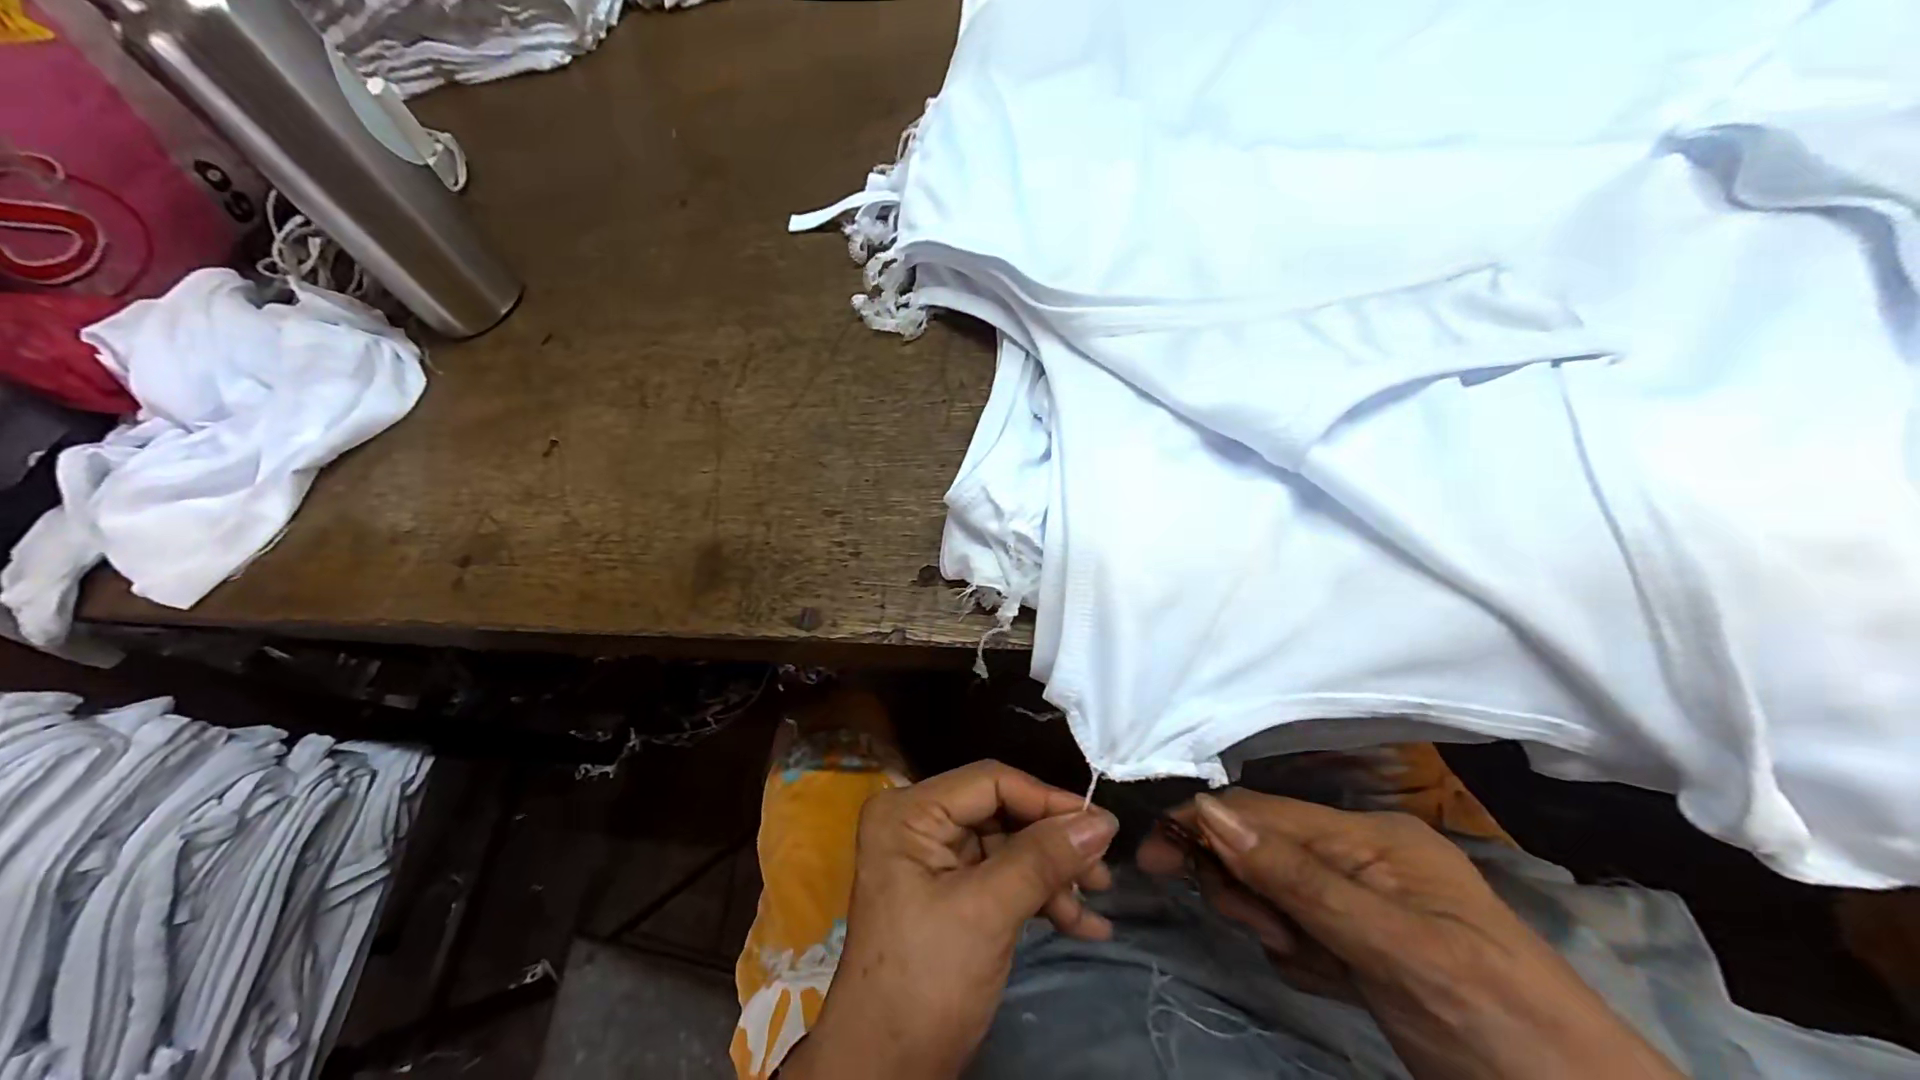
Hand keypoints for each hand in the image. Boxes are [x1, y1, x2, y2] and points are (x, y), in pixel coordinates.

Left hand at [780, 761, 1118, 1079]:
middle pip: (1003, 813)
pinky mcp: (948, 892)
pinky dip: (1040, 897)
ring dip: (1054, 876)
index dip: (1047, 800)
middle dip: (1054, 845)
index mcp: (909, 812)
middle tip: (1102, 874)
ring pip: (1009, 847)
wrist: (885, 1069)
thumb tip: (1102, 821)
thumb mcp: (988, 912)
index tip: (1101, 827)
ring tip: (1098, 904)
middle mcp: (917, 823)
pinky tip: (1082, 925)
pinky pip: (1002, 877)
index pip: (990, 781)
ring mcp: (932, 859)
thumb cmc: (927, 980)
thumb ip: (1044, 859)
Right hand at [1138, 790, 1684, 1079]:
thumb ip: (1299, 878)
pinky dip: (1296, 955)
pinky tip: (1333, 984)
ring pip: (1273, 893)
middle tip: (1265, 935)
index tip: (1150, 854)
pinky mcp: (1361, 946)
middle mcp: (1363, 858)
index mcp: (1374, 838)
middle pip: (1262, 849)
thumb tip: (1208, 810)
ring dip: (1271, 925)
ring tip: (1314, 966)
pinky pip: (1296, 932)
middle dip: (1246, 888)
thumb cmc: (1500, 1026)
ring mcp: (1363, 904)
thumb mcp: (1396, 950)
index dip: (1203, 825)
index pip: (1264, 813)